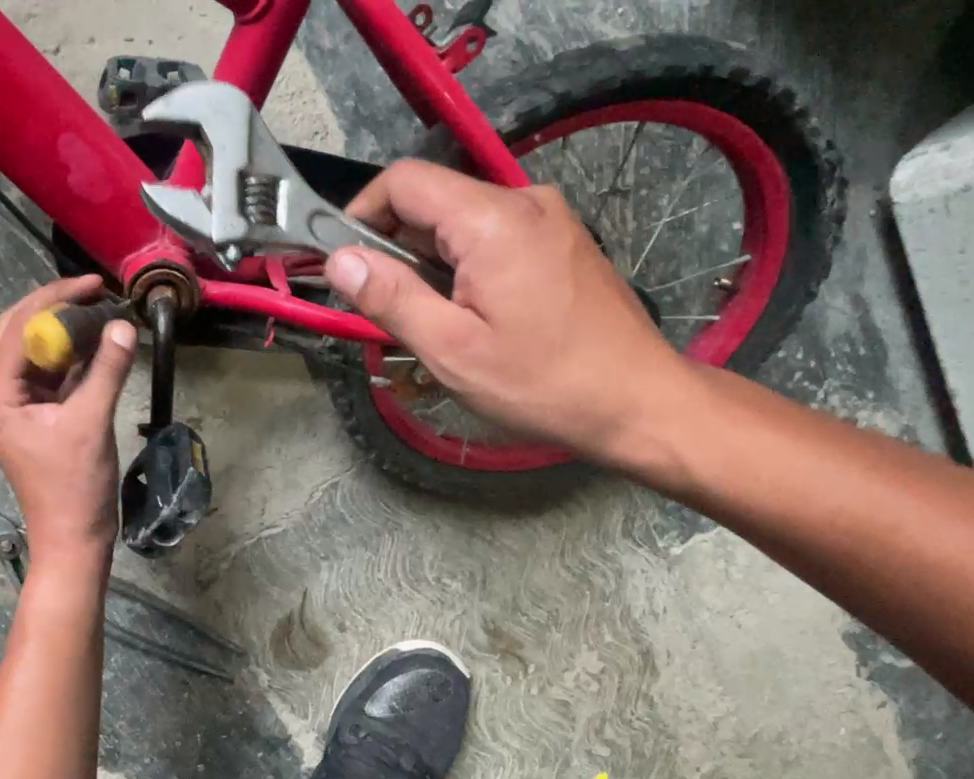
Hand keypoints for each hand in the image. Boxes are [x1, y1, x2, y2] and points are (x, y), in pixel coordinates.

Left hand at [0, 276, 138, 556]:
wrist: (73, 539)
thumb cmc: (74, 488)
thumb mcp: (92, 424)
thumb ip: (106, 371)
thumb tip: (124, 326)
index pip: (19, 329)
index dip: (55, 300)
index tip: (94, 285)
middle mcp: (1, 396)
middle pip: (18, 334)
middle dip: (54, 310)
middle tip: (93, 293)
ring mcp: (20, 408)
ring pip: (36, 354)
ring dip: (66, 333)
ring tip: (102, 314)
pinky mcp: (39, 419)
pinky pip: (53, 377)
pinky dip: (74, 359)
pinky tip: (101, 345)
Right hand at [328, 160, 695, 471]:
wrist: (635, 401)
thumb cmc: (541, 382)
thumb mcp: (450, 349)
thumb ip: (390, 298)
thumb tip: (338, 261)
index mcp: (492, 220)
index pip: (404, 181)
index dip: (360, 214)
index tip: (341, 263)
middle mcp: (524, 201)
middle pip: (433, 200)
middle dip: (394, 246)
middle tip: (383, 308)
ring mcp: (548, 218)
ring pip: (460, 221)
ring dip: (428, 262)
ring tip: (429, 321)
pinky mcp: (560, 241)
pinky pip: (492, 236)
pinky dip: (462, 266)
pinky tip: (469, 315)